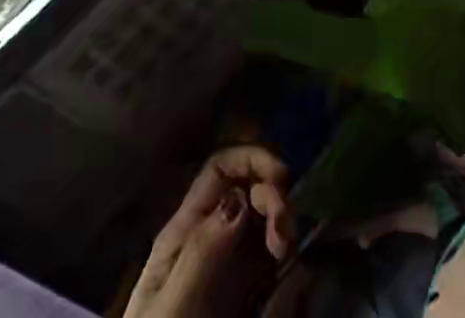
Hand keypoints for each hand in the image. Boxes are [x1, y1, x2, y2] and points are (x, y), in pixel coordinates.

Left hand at [125, 147, 293, 317]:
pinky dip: (285, 247)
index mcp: (185, 229)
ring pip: (263, 217)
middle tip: (285, 235)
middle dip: (274, 195)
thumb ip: (203, 251)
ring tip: (287, 250)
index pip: (219, 170)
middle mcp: (210, 235)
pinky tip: (290, 263)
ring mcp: (230, 262)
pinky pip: (270, 253)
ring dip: (282, 220)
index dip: (251, 159)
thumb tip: (238, 198)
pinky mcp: (247, 290)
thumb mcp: (173, 304)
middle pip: (248, 189)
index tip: (281, 178)